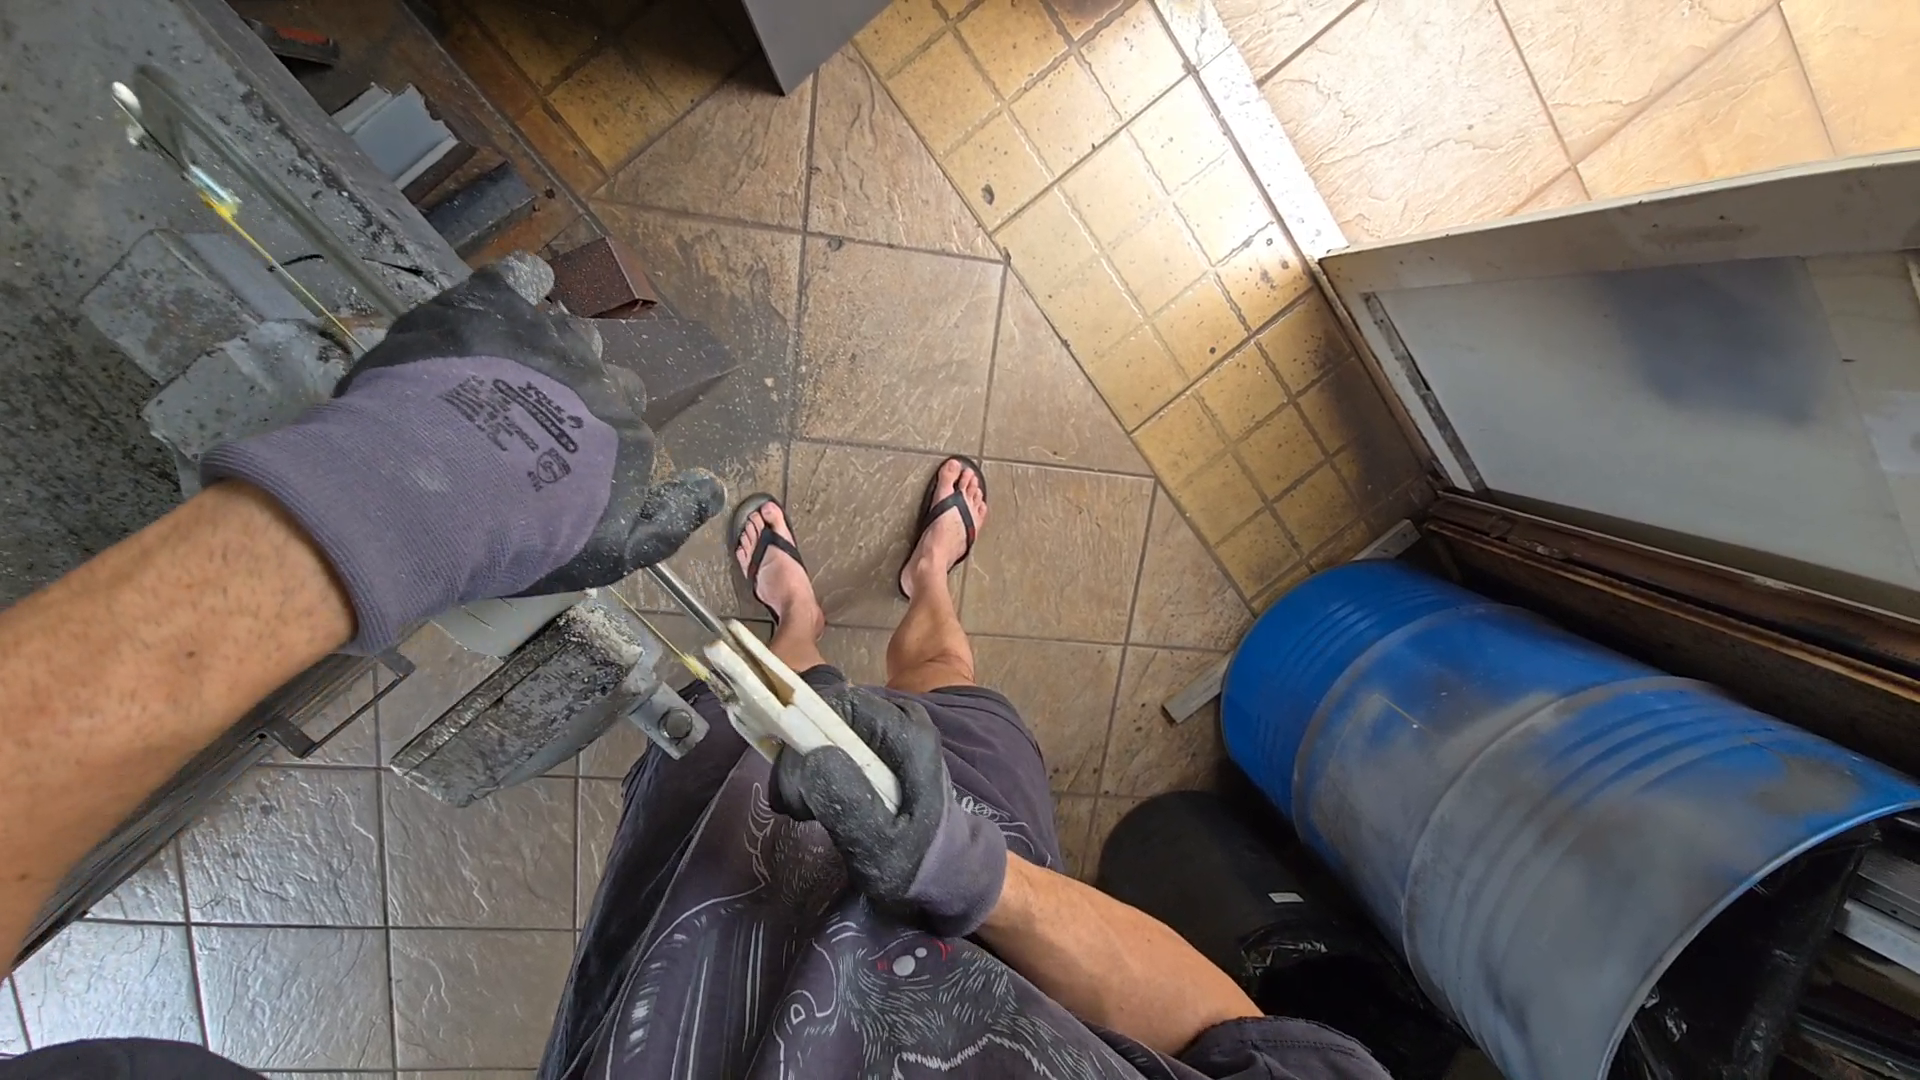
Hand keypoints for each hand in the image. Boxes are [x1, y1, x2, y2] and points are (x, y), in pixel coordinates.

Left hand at [200, 254, 723, 652]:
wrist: (438, 495)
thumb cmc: (527, 533)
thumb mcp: (615, 552)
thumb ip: (671, 521)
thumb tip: (715, 484)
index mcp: (627, 435)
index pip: (630, 423)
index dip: (603, 436)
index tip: (574, 453)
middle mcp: (599, 383)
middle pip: (606, 375)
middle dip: (584, 389)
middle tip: (544, 410)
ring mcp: (548, 344)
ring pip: (568, 330)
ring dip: (555, 342)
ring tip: (525, 357)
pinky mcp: (492, 312)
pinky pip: (519, 281)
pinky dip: (526, 280)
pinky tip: (527, 281)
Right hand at [772, 686, 1006, 935]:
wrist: (944, 870)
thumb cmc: (916, 863)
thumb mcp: (881, 849)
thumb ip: (849, 804)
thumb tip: (811, 756)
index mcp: (909, 735)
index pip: (842, 705)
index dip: (803, 734)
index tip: (792, 788)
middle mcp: (901, 718)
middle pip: (829, 713)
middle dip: (799, 756)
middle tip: (793, 806)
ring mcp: (890, 727)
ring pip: (825, 726)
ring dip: (802, 765)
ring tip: (802, 810)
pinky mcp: (877, 742)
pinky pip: (831, 739)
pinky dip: (811, 768)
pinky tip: (811, 803)